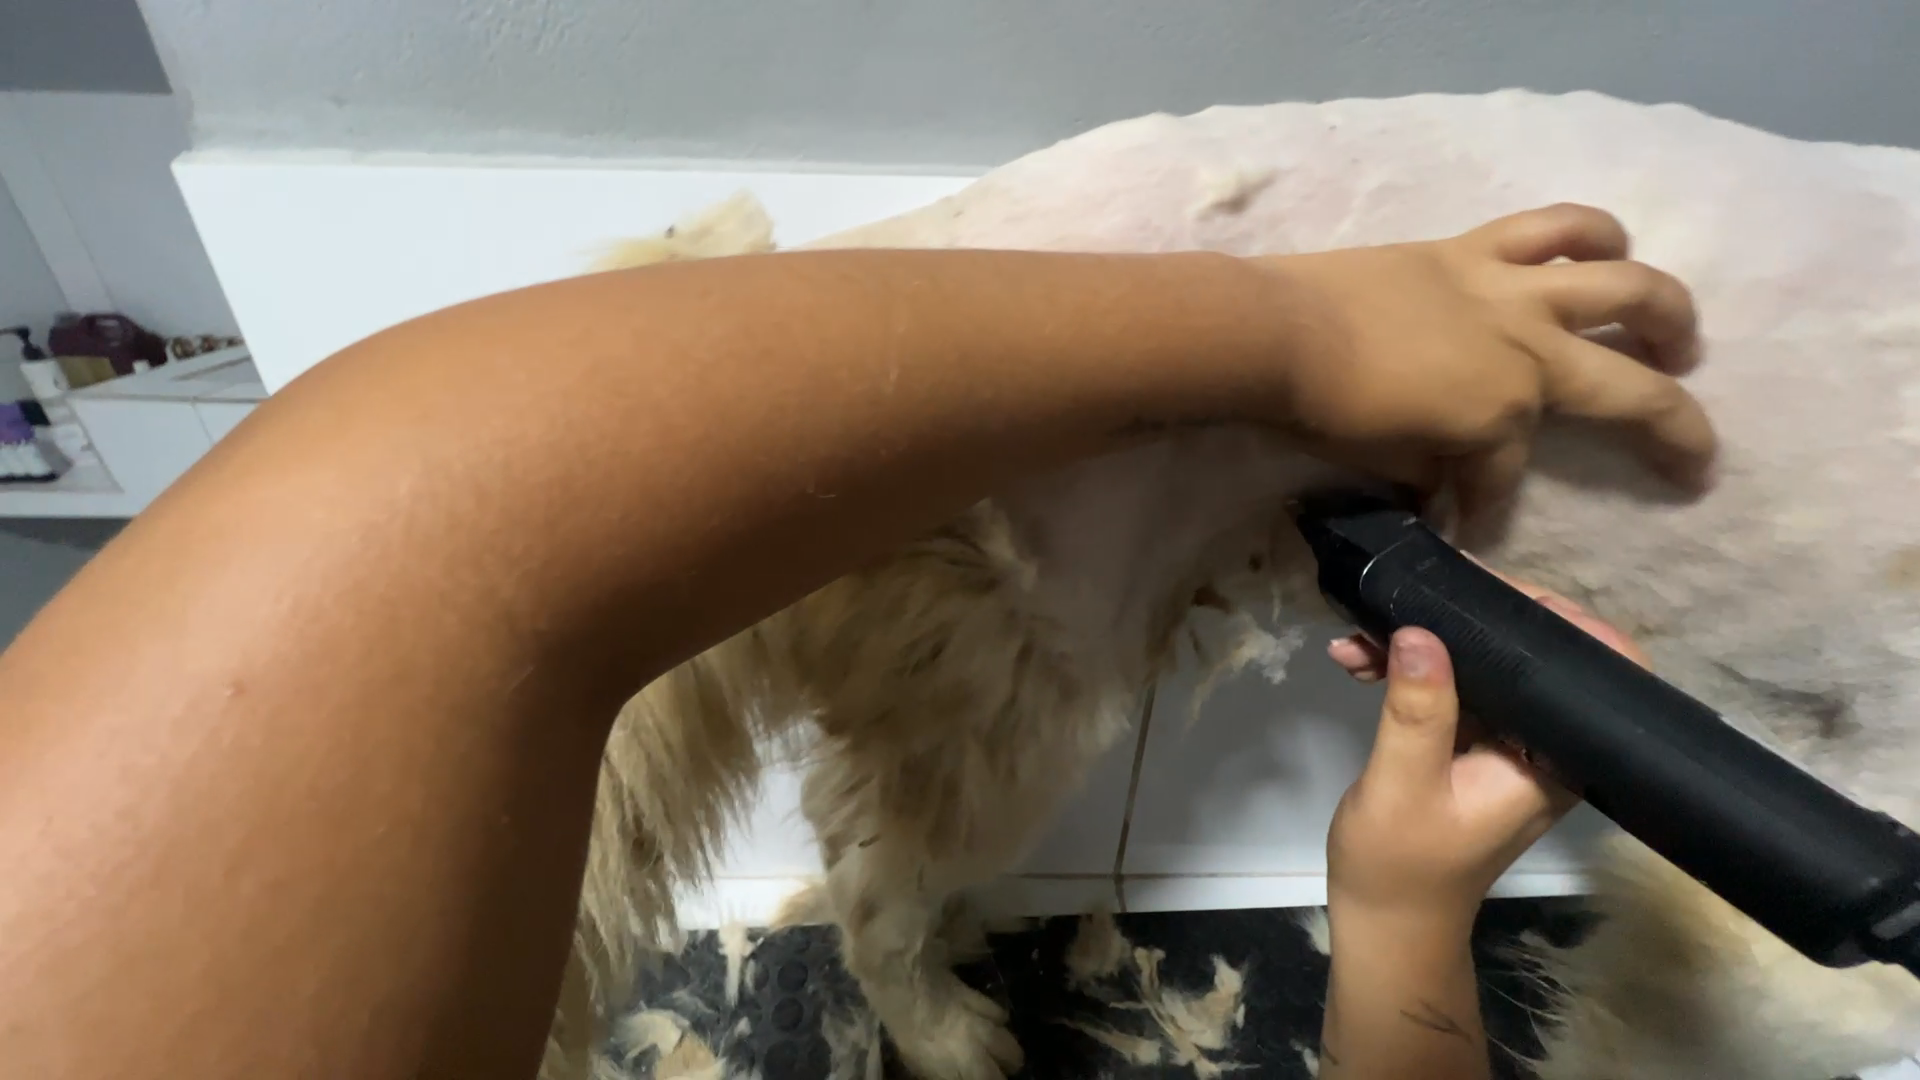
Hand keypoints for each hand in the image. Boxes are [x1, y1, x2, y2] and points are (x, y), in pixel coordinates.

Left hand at [1262, 203, 1716, 522]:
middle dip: (1673, 435)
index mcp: (1496, 417)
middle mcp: (1528, 354)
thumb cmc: (1322, 408)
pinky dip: (1593, 231)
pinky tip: (1610, 247)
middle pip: (1626, 393)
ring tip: (1681, 342)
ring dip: (1669, 316)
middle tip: (1692, 457)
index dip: (1485, 507)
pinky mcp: (1475, 249)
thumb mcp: (1378, 460)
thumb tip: (1436, 492)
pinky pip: (1554, 225)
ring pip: (1628, 290)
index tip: (1467, 523)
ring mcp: (1511, 293)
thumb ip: (1423, 472)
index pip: (1502, 476)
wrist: (1277, 335)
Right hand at [1324, 575, 1649, 926]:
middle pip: (1526, 655)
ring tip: (1354, 636)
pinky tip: (1355, 658)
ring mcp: (1502, 743)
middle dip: (1459, 620)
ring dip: (1415, 643)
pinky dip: (1401, 666)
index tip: (1482, 586)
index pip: (1593, 670)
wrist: (1383, 912)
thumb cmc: (1400, 860)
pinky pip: (1444, 686)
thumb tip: (1423, 633)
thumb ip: (1418, 711)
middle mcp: (1540, 744)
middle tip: (1403, 596)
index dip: (1553, 618)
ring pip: (1476, 665)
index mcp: (1552, 760)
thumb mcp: (1403, 784)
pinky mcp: (1465, 743)